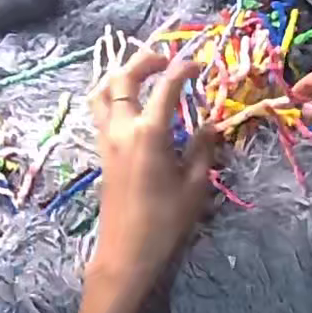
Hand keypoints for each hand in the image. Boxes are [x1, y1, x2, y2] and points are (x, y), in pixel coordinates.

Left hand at [85, 49, 218, 303]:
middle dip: (144, 61)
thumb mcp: (196, 185)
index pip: (166, 88)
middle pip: (123, 79)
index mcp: (149, 133)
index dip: (184, 70)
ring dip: (120, 76)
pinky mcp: (102, 153)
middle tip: (166, 60)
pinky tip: (131, 106)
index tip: (199, 64)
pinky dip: (112, 97)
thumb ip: (204, 149)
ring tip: (142, 76)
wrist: (126, 252)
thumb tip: (211, 125)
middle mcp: (122, 129)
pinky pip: (100, 112)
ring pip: (102, 93)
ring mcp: (107, 140)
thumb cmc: (165, 222)